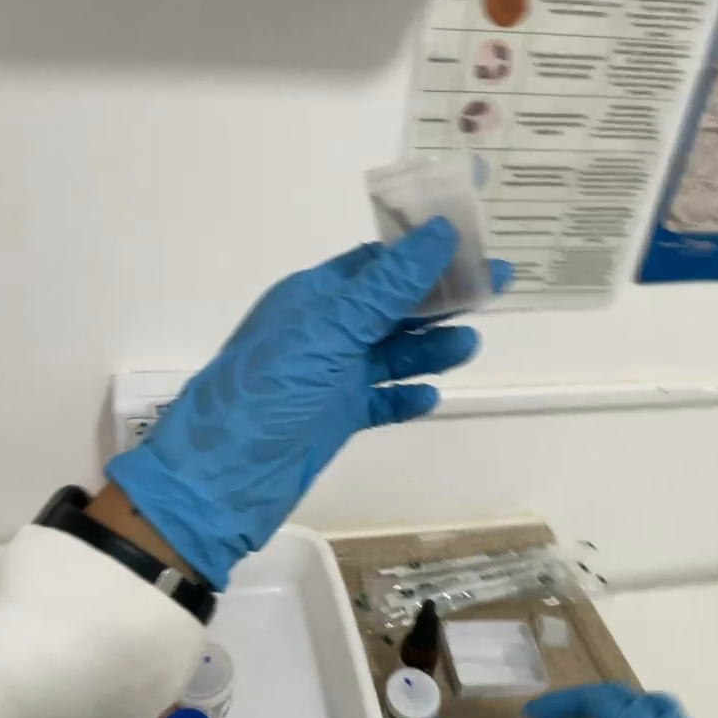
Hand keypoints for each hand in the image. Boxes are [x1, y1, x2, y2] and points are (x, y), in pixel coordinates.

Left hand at [104, 219, 508, 587]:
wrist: (220, 483)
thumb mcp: (327, 333)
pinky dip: (405, 396)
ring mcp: (331, 377)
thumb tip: (439, 233)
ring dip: (429, 347)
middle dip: (440, 297)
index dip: (423, 251)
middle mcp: (325, 332)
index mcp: (314, 298)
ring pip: (391, 352)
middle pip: (392, 305)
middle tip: (496, 287)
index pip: (377, 262)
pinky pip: (381, 400)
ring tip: (468, 346)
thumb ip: (384, 288)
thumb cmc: (267, 395)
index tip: (472, 242)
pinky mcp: (336, 418)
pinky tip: (431, 397)